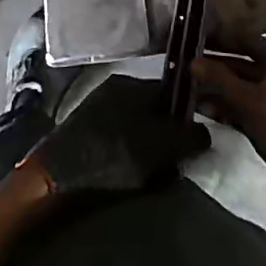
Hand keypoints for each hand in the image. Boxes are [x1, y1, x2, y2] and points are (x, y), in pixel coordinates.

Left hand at [28, 75, 209, 194]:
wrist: (61, 175)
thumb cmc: (113, 152)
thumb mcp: (160, 144)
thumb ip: (187, 135)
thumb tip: (204, 132)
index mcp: (127, 86)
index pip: (169, 92)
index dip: (187, 112)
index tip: (200, 137)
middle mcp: (112, 94)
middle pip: (155, 113)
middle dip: (171, 137)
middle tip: (182, 161)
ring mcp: (99, 115)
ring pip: (140, 131)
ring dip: (155, 152)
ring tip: (164, 175)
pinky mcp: (90, 137)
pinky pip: (124, 145)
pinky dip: (136, 160)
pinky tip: (142, 179)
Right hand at [192, 39, 265, 180]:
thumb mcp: (247, 99)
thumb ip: (218, 77)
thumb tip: (191, 61)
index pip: (244, 39)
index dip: (219, 37)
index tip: (192, 35)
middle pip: (239, 64)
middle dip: (212, 66)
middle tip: (182, 64)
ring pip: (238, 87)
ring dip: (214, 88)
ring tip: (184, 87)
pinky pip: (241, 107)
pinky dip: (223, 107)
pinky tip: (200, 109)